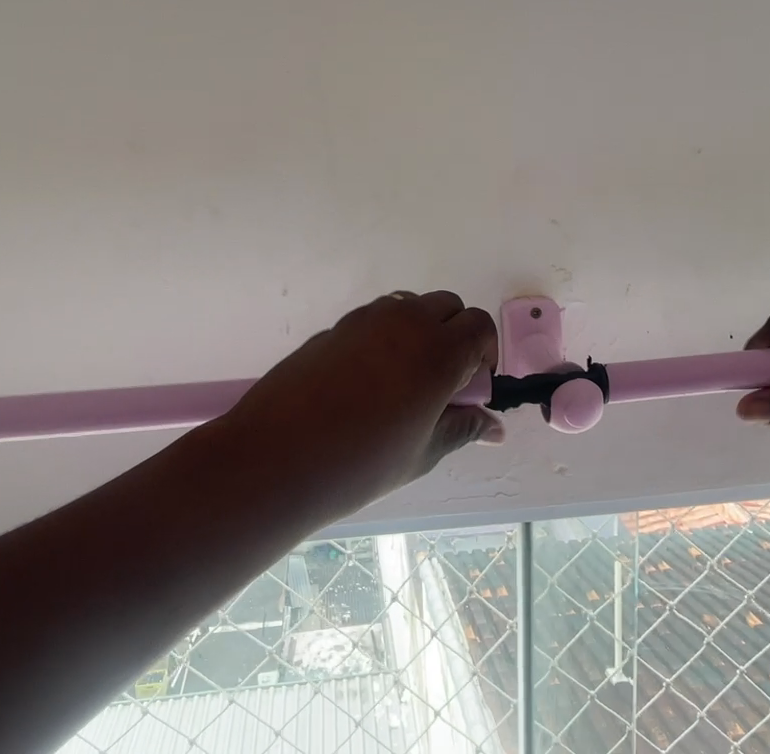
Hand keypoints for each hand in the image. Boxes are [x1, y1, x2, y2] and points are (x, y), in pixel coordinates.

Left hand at [209, 290, 503, 519]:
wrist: (277, 457)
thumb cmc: (360, 464)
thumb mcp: (422, 453)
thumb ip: (461, 429)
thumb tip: (493, 428)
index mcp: (437, 352)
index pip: (479, 325)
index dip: (485, 352)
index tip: (472, 386)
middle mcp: (404, 323)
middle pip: (446, 306)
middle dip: (455, 334)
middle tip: (443, 381)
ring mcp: (364, 320)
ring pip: (408, 307)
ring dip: (419, 330)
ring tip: (404, 381)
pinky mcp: (332, 328)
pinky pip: (373, 319)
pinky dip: (384, 337)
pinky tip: (365, 383)